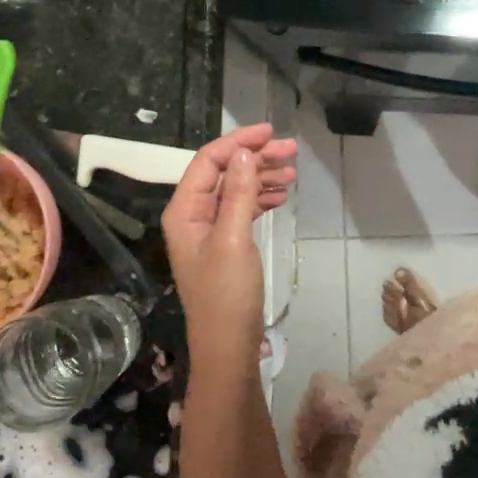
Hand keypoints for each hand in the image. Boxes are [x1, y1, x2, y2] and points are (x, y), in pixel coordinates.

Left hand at [162, 124, 296, 362]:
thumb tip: (244, 154)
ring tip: (293, 173)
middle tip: (292, 151)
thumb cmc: (227, 294)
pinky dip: (261, 199)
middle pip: (224, 173)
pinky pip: (242, 210)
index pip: (208, 162)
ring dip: (262, 177)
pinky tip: (281, 195)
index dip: (238, 142)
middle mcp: (192, 216)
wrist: (228, 346)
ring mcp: (209, 232)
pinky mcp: (225, 246)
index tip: (270, 132)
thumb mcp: (234, 239)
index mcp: (184, 211)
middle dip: (255, 158)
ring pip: (236, 190)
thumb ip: (239, 194)